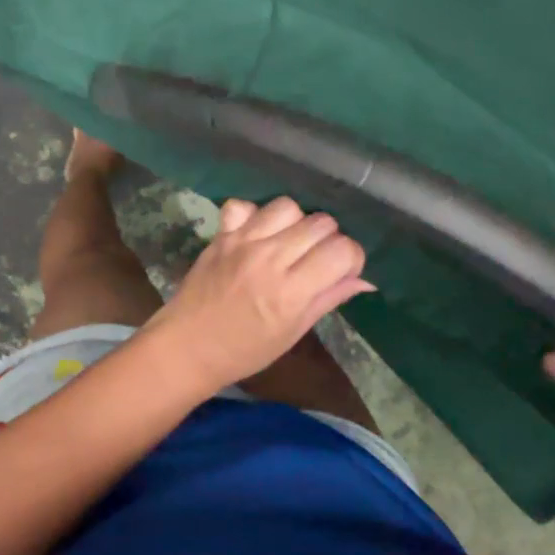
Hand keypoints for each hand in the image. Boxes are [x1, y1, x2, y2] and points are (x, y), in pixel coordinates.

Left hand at [143, 197, 374, 392]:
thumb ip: (329, 298)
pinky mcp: (221, 233)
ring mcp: (243, 241)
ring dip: (296, 222)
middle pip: (321, 223)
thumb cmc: (245, 349)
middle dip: (329, 239)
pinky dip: (255, 214)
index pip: (342, 250)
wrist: (189, 344)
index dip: (351, 258)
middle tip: (316, 260)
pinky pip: (244, 205)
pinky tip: (256, 234)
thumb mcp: (294, 331)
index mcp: (292, 291)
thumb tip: (365, 279)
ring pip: (288, 206)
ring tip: (289, 244)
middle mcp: (270, 258)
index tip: (342, 271)